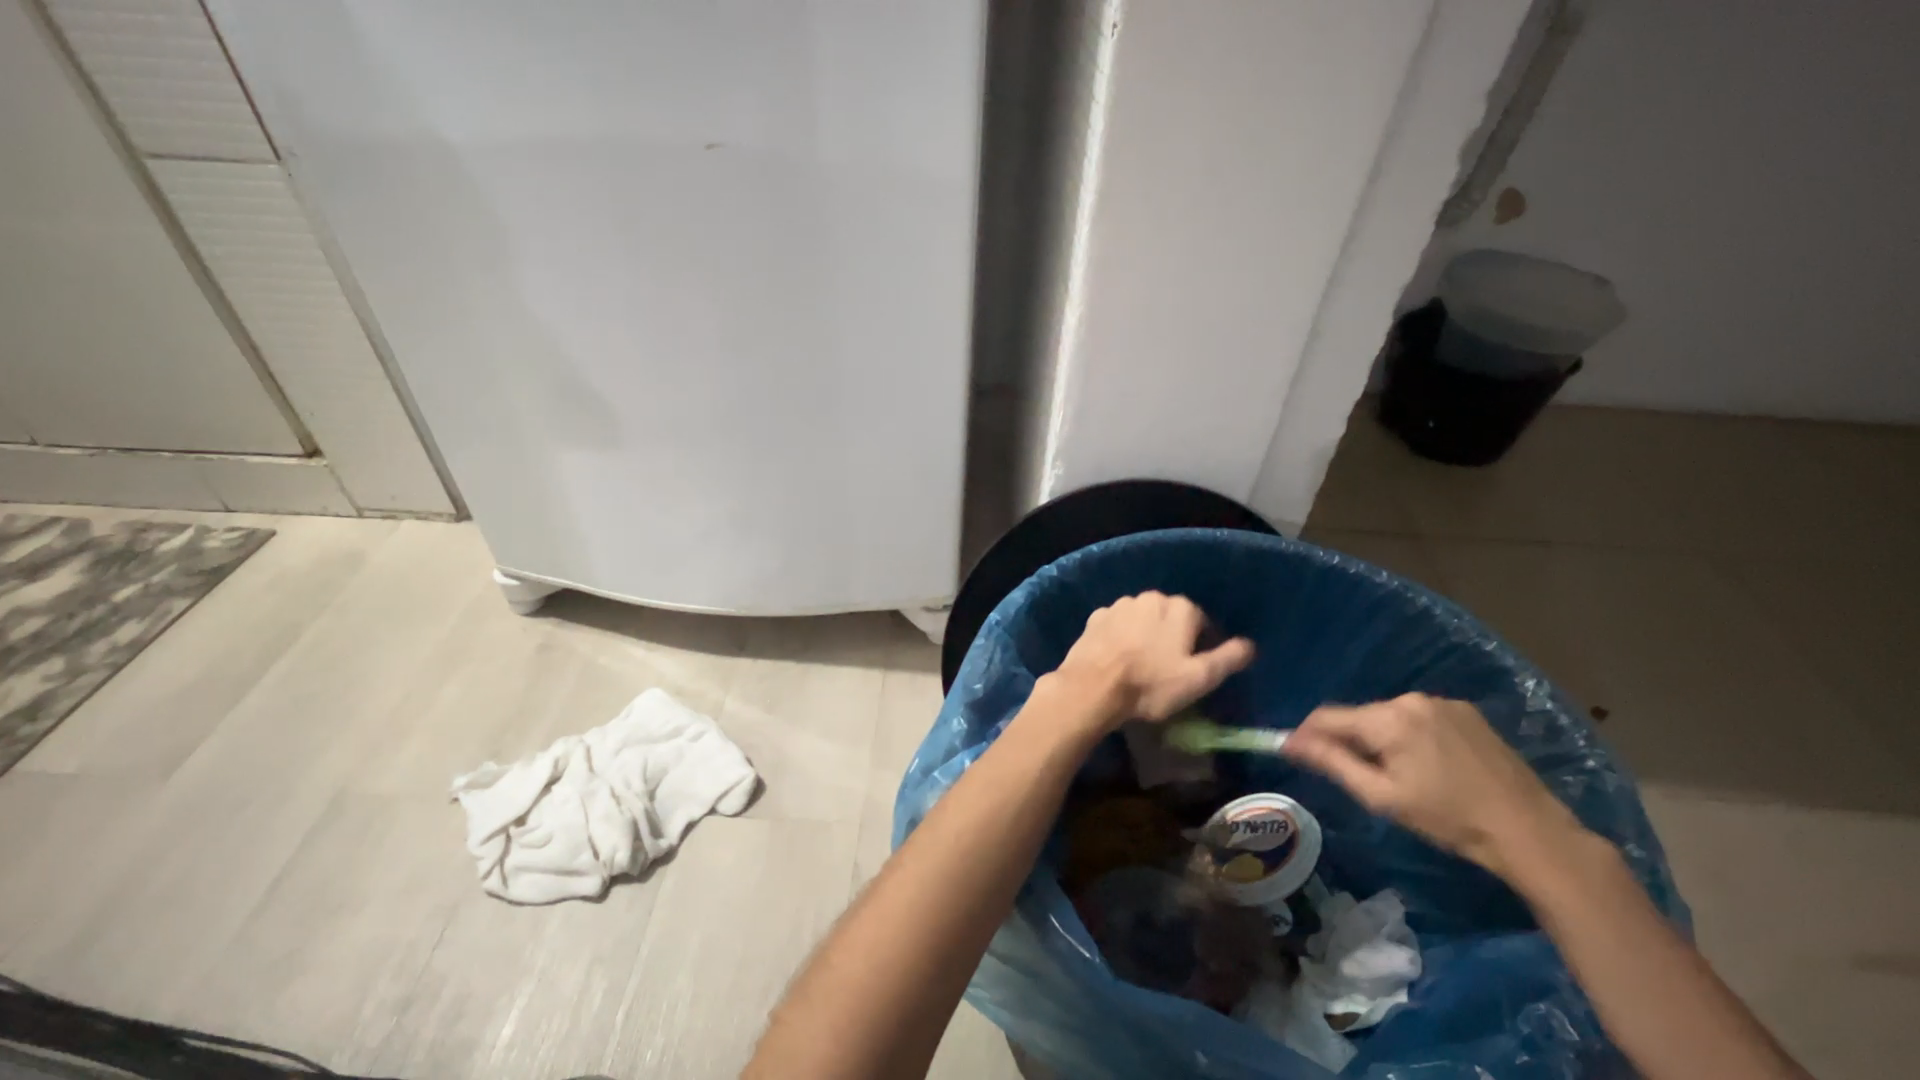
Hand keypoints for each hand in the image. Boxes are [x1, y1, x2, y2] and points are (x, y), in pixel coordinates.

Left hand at [1049, 591, 1254, 730]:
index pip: (1202, 624)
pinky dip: (1121, 638)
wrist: (1092, 687)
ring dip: (1146, 636)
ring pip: (1143, 620)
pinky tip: (1118, 660)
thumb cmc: (1152, 685)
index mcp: (1181, 608)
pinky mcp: (1095, 618)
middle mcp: (1151, 597)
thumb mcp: (1200, 678)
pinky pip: (1117, 627)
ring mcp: (1119, 605)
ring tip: (1142, 667)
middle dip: (1173, 639)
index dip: (1202, 647)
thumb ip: (1229, 658)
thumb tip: (1251, 645)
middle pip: (1171, 619)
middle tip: (1168, 671)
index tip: (1194, 670)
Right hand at [1282, 693, 1584, 880]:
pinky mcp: (1467, 712)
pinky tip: (1428, 767)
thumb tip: (1289, 742)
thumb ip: (1332, 763)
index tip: (1295, 755)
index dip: (1307, 735)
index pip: (1328, 716)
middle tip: (1356, 779)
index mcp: (1388, 718)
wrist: (1527, 829)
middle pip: (1360, 716)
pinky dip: (1411, 738)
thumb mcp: (1381, 797)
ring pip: (1390, 718)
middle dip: (1349, 741)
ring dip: (1381, 740)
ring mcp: (1443, 702)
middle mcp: (1412, 699)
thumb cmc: (1447, 819)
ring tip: (1396, 777)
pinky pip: (1420, 719)